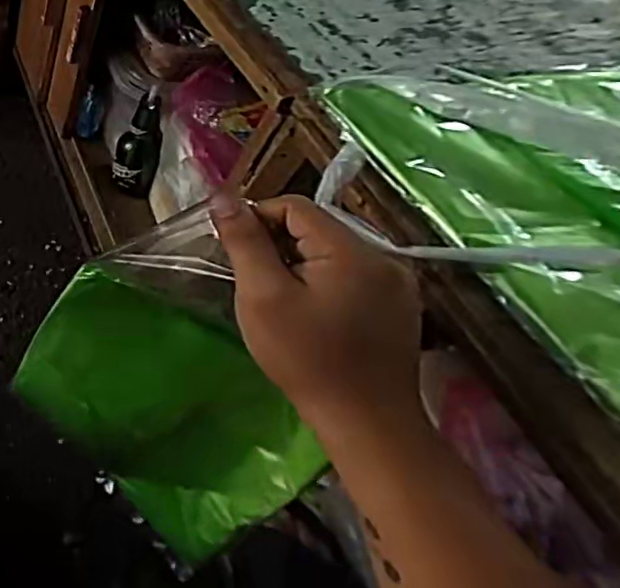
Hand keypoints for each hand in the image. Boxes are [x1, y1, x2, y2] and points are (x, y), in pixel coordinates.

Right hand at [212, 193, 422, 432]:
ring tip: (276, 293)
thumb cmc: (306, 356)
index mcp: (355, 253)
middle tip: (254, 277)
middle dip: (275, 241)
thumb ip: (244, 240)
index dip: (256, 219)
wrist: (366, 423)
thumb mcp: (262, 293)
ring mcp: (396, 284)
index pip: (294, 207)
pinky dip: (317, 276)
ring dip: (294, 259)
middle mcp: (385, 260)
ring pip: (328, 247)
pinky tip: (306, 306)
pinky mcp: (396, 305)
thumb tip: (222, 197)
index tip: (236, 252)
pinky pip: (346, 270)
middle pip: (313, 225)